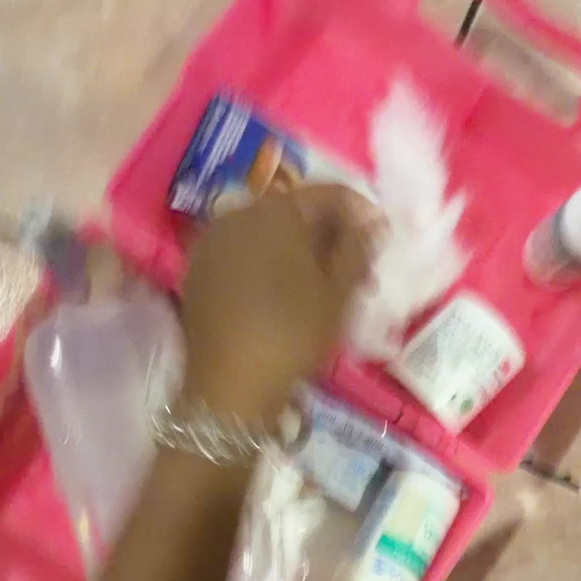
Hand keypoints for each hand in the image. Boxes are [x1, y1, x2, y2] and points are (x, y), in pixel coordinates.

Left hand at [178, 185, 374, 420]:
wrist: (230, 387)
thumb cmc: (292, 334)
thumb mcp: (337, 294)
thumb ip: (357, 249)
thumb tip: (372, 222)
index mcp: (276, 210)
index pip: (329, 193)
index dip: (361, 213)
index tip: (381, 241)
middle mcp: (237, 213)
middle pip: (295, 211)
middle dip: (329, 234)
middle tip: (356, 269)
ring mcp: (212, 243)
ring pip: (267, 234)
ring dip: (299, 252)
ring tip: (323, 286)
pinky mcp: (198, 272)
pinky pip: (244, 256)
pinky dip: (269, 266)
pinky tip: (285, 295)